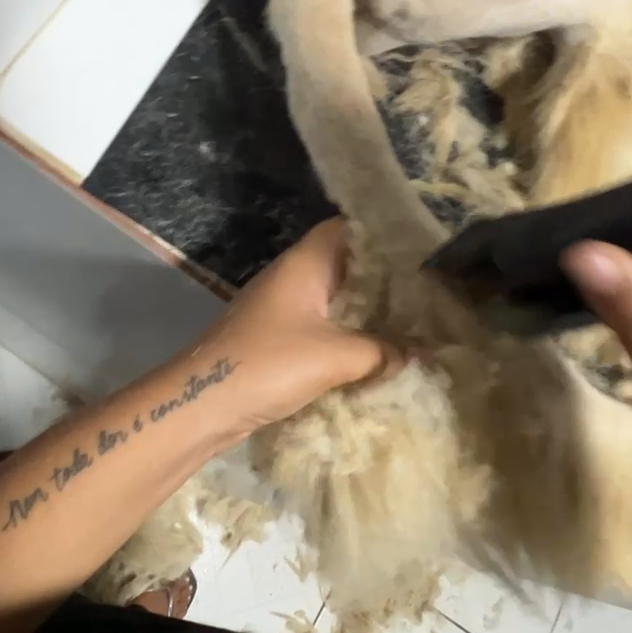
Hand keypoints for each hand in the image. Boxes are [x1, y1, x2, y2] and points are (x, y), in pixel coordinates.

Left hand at [185, 219, 404, 434]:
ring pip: (332, 299)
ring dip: (364, 311)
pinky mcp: (275, 339)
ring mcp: (280, 309)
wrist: (204, 403)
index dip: (382, 234)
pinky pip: (319, 327)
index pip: (346, 228)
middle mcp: (291, 278)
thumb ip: (381, 351)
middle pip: (343, 265)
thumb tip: (417, 355)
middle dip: (382, 279)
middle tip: (428, 291)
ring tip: (411, 321)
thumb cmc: (268, 364)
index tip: (420, 249)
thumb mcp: (334, 357)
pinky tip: (374, 352)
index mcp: (303, 264)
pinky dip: (345, 335)